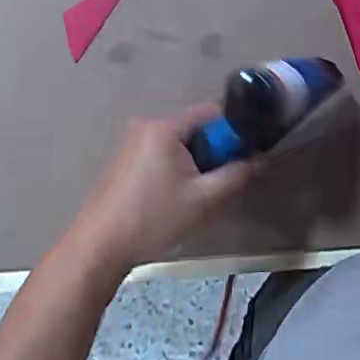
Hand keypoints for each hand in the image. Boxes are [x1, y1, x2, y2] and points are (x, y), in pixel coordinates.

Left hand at [64, 103, 260, 270]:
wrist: (99, 247)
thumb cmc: (153, 218)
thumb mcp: (204, 200)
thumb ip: (236, 175)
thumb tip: (259, 159)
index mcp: (165, 127)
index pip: (211, 111)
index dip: (234, 130)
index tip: (245, 153)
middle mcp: (146, 125)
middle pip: (195, 128)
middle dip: (213, 151)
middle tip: (221, 181)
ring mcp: (131, 142)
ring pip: (179, 144)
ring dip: (195, 163)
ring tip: (198, 195)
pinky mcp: (124, 160)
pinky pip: (161, 154)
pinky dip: (175, 169)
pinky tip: (175, 198)